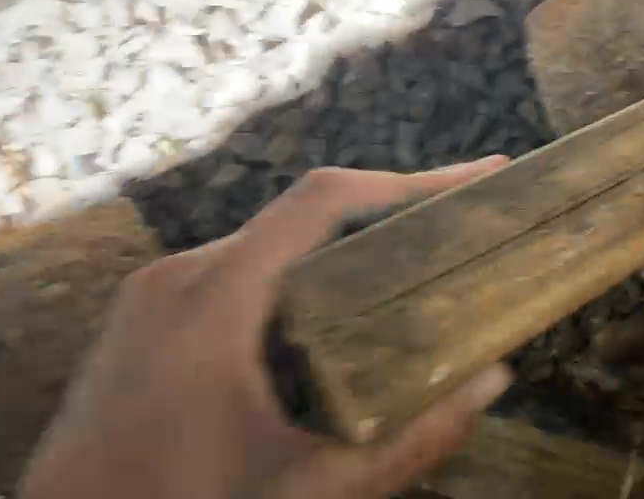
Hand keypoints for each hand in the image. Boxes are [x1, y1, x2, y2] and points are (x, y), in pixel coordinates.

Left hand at [19, 161, 514, 498]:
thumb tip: (496, 379)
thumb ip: (408, 441)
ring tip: (420, 247)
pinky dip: (313, 261)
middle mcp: (182, 275)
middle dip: (395, 204)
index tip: (478, 176)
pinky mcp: (147, 316)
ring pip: (280, 236)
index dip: (410, 179)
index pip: (326, 200)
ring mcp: (156, 293)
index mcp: (213, 299)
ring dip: (354, 233)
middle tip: (463, 214)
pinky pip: (249, 263)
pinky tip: (347, 292)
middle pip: (309, 210)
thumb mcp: (303, 492)